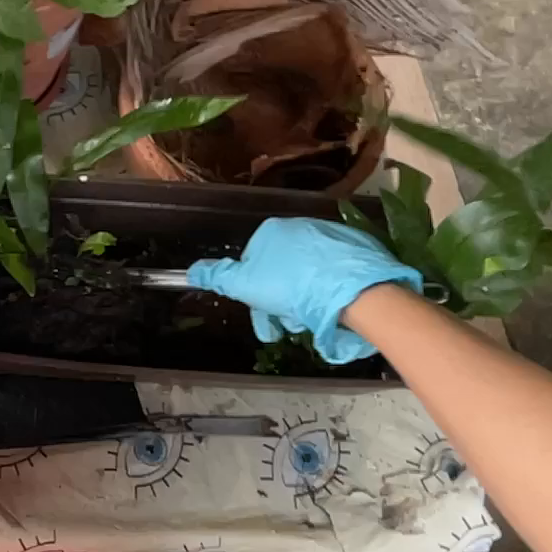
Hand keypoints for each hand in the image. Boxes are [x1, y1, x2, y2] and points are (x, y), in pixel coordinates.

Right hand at [187, 218, 421, 363]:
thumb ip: (216, 276)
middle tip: (285, 324)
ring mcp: (331, 235)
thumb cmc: (291, 286)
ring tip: (309, 320)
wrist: (353, 291)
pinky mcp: (359, 248)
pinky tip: (331, 307)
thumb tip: (192, 270)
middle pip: (280, 269)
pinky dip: (327, 289)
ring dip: (301, 299)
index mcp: (271, 231)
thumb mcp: (244, 285)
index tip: (261, 312)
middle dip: (278, 300)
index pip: (252, 261)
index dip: (253, 291)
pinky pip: (333, 272)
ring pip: (306, 273)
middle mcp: (300, 226)